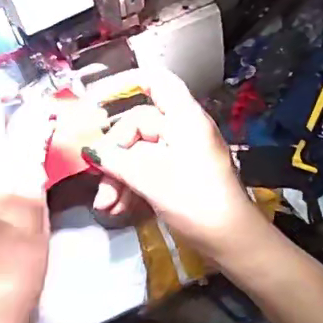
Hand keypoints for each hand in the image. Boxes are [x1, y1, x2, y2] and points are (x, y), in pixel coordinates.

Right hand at [81, 68, 265, 261]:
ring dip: (117, 178)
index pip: (157, 82)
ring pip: (138, 154)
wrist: (231, 241)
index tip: (97, 98)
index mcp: (184, 119)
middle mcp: (183, 130)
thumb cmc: (196, 200)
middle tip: (98, 182)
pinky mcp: (179, 177)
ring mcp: (181, 154)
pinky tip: (116, 208)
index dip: (126, 83)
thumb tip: (91, 151)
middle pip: (137, 127)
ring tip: (106, 205)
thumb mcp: (150, 178)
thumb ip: (116, 161)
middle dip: (113, 156)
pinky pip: (147, 172)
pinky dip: (130, 187)